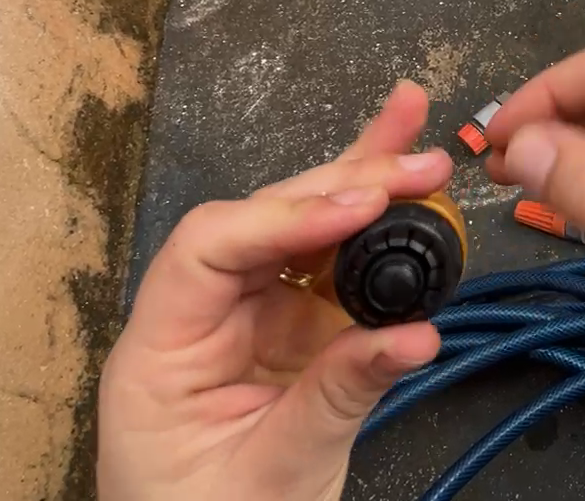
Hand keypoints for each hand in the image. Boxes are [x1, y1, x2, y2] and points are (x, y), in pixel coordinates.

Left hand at [98, 81, 453, 500]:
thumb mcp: (272, 478)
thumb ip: (338, 396)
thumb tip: (418, 335)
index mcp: (165, 349)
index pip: (210, 249)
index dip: (286, 217)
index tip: (363, 208)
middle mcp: (212, 309)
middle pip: (271, 214)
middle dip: (348, 180)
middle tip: (420, 165)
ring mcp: (263, 307)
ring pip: (310, 216)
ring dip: (366, 169)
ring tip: (413, 119)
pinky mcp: (308, 314)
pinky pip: (345, 250)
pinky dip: (380, 209)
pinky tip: (405, 165)